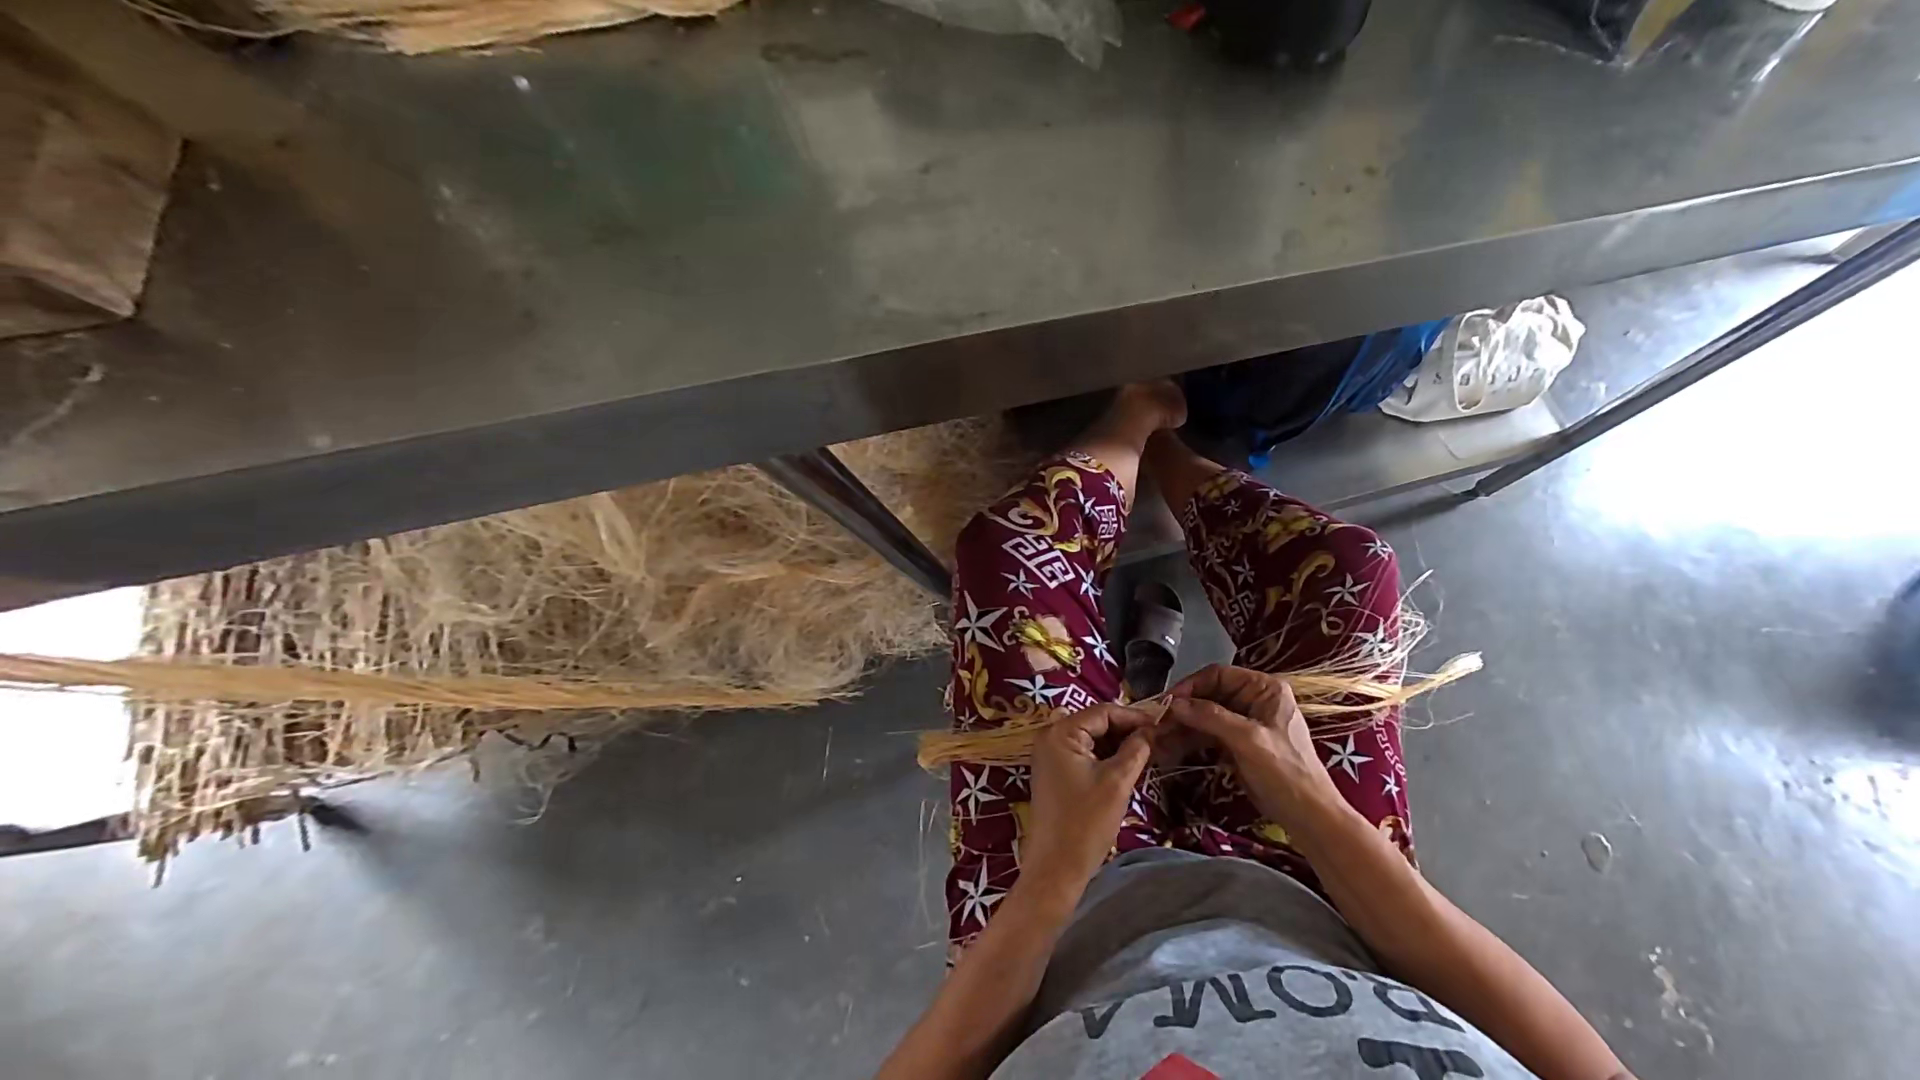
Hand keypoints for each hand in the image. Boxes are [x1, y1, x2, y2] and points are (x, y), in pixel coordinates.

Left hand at [1022, 703, 1156, 891]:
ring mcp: (1049, 755)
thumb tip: (1151, 730)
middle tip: (1158, 739)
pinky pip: (1083, 753)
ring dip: (1117, 744)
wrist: (1056, 867)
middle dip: (1126, 730)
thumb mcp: (1117, 781)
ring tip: (1148, 751)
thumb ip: (1135, 749)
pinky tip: (1126, 765)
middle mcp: (1049, 737)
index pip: (1102, 712)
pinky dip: (1104, 756)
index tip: (1162, 724)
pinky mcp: (1053, 772)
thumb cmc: (1086, 822)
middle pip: (1095, 723)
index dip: (1134, 716)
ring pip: (1090, 739)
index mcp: (1060, 733)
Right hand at [1164, 664, 1341, 828]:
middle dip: (1183, 707)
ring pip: (1205, 714)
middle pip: (1209, 694)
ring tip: (1159, 735)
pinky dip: (1190, 739)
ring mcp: (1245, 722)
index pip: (1218, 674)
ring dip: (1183, 724)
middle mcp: (1254, 699)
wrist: (1310, 818)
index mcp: (1264, 689)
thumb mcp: (1248, 741)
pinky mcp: (1238, 744)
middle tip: (1157, 721)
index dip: (1190, 685)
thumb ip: (1211, 718)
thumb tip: (1174, 704)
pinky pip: (1208, 733)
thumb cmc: (1286, 773)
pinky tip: (1171, 746)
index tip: (1166, 702)